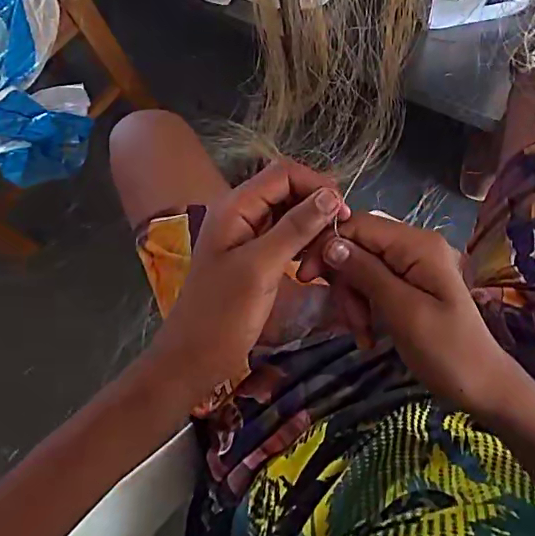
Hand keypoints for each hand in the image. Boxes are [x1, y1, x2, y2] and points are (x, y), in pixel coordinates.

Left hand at [148, 159, 348, 398]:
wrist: (191, 362)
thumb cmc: (221, 316)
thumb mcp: (260, 268)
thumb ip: (295, 228)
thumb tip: (331, 195)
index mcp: (235, 207)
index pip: (284, 173)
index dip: (316, 185)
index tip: (343, 213)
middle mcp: (240, 213)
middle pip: (289, 191)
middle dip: (316, 209)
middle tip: (338, 239)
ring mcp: (246, 234)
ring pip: (291, 214)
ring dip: (312, 230)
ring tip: (326, 257)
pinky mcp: (254, 255)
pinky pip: (286, 237)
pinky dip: (303, 246)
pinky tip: (312, 267)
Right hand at [301, 213, 534, 421]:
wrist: (484, 387)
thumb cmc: (447, 350)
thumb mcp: (403, 311)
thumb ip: (366, 273)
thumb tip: (330, 242)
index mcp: (418, 244)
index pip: (359, 224)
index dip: (328, 244)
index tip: (307, 278)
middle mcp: (415, 244)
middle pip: (358, 246)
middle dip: (345, 282)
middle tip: (346, 321)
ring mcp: (414, 263)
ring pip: (362, 267)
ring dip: (354, 300)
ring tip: (363, 335)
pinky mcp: (411, 282)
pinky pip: (375, 283)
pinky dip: (366, 307)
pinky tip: (369, 335)